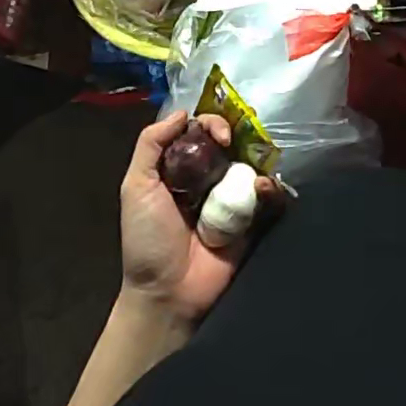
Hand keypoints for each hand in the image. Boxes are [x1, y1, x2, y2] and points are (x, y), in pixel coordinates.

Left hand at [118, 112, 251, 323]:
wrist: (168, 292)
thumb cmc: (147, 238)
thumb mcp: (136, 186)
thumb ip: (150, 145)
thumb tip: (182, 113)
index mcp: (179, 169)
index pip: (200, 132)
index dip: (210, 123)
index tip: (217, 132)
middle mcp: (206, 179)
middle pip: (229, 144)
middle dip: (237, 134)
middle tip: (233, 141)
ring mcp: (230, 200)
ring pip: (251, 166)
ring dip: (256, 159)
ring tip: (251, 168)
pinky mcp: (250, 222)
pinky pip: (265, 198)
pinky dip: (269, 188)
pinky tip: (263, 187)